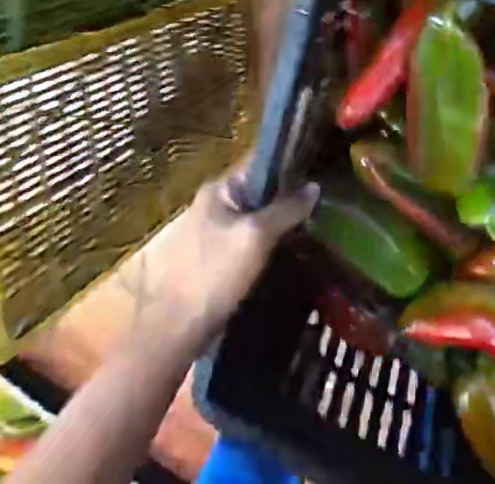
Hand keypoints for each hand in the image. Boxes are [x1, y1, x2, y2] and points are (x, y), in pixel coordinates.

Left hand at [126, 165, 320, 354]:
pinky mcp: (213, 261)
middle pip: (258, 193)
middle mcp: (213, 205)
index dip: (289, 166)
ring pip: (254, 220)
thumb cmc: (213, 273)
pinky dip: (266, 245)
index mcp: (219, 189)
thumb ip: (286, 209)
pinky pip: (247, 243)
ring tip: (312, 230)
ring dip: (278, 225)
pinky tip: (287, 253)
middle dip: (287, 199)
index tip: (319, 172)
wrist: (172, 330)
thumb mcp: (256, 236)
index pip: (260, 164)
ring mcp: (211, 234)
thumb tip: (314, 186)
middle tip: (322, 206)